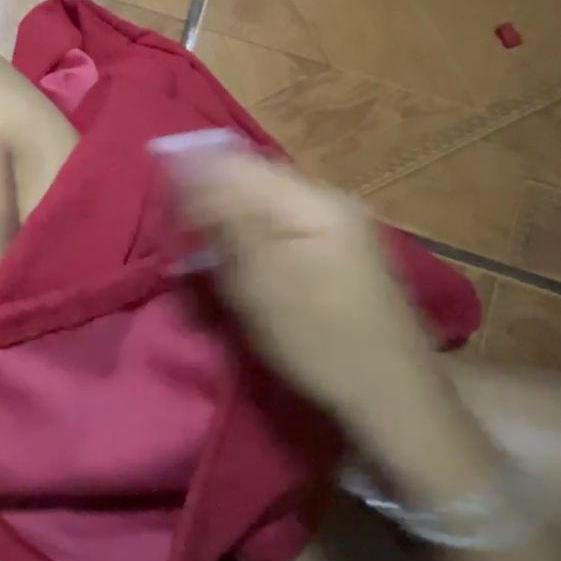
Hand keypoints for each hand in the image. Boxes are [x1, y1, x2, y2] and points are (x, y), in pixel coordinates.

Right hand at [152, 130, 440, 418]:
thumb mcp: (259, 280)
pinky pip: (278, 232)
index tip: (166, 220)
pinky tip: (241, 278)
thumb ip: (221, 215)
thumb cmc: (320, 343)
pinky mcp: (337, 253)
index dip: (192, 182)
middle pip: (248, 184)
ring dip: (227, 234)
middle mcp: (328, 202)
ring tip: (208, 272)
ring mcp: (338, 227)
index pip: (235, 163)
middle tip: (184, 253)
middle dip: (210, 212)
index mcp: (312, 201)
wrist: (395, 403)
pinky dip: (251, 250)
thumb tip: (181, 156)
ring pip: (260, 210)